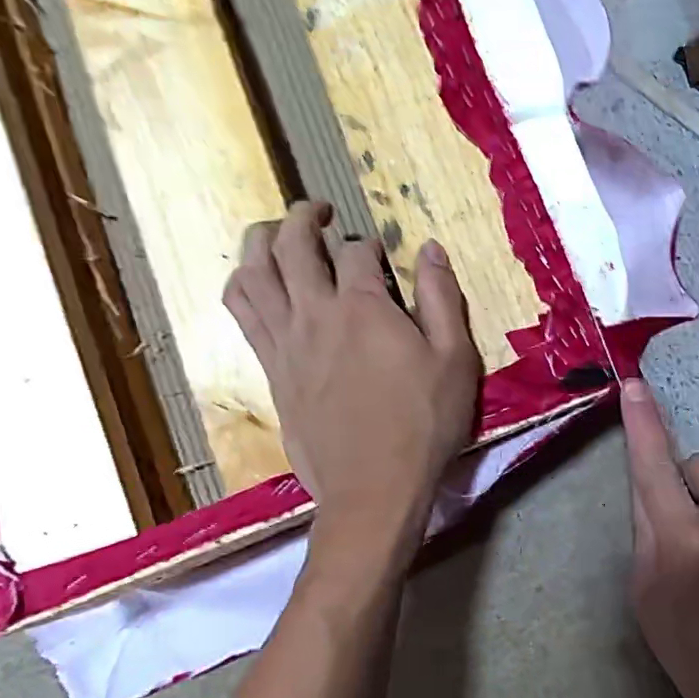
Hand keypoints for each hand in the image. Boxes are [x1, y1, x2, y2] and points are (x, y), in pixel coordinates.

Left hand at [224, 201, 479, 550]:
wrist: (374, 487)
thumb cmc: (425, 425)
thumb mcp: (455, 360)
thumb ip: (443, 299)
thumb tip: (432, 249)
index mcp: (365, 308)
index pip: (357, 252)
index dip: (369, 243)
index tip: (382, 253)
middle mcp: (316, 314)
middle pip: (292, 246)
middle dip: (303, 217)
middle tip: (317, 210)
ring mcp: (286, 343)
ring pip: (252, 272)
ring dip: (259, 241)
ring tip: (272, 232)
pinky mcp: (271, 371)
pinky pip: (242, 314)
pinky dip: (243, 286)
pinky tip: (253, 283)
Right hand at [619, 379, 698, 697]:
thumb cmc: (695, 659)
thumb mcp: (648, 599)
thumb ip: (648, 536)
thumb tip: (654, 492)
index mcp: (682, 545)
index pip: (654, 468)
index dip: (641, 426)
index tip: (633, 387)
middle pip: (697, 464)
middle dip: (682, 485)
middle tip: (680, 531)